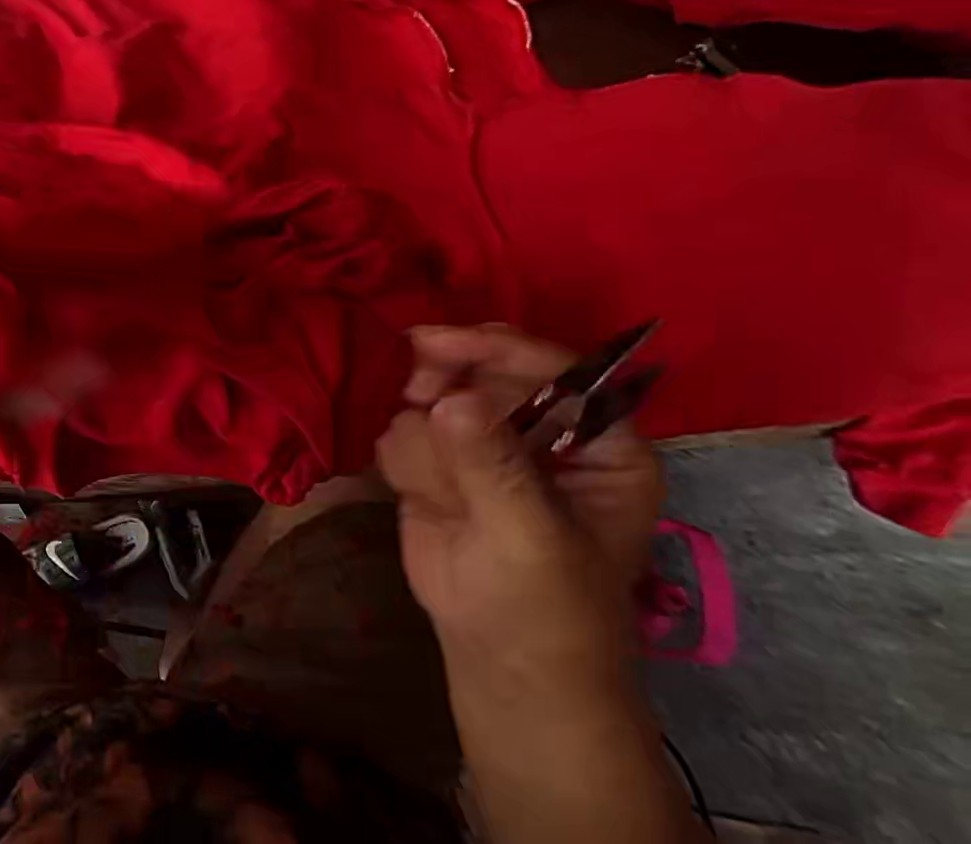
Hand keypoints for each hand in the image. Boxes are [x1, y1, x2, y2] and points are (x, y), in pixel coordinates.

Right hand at [377, 325, 664, 683]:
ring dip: (424, 444)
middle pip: (480, 372)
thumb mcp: (531, 537)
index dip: (496, 349)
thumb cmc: (546, 606)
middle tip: (415, 396)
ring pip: (430, 402)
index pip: (553, 370)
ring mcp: (479, 446)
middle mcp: (539, 433)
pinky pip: (401, 433)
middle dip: (445, 386)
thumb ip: (493, 466)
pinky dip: (401, 462)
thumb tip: (449, 401)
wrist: (496, 656)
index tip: (433, 342)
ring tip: (441, 494)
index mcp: (598, 442)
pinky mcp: (434, 463)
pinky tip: (421, 498)